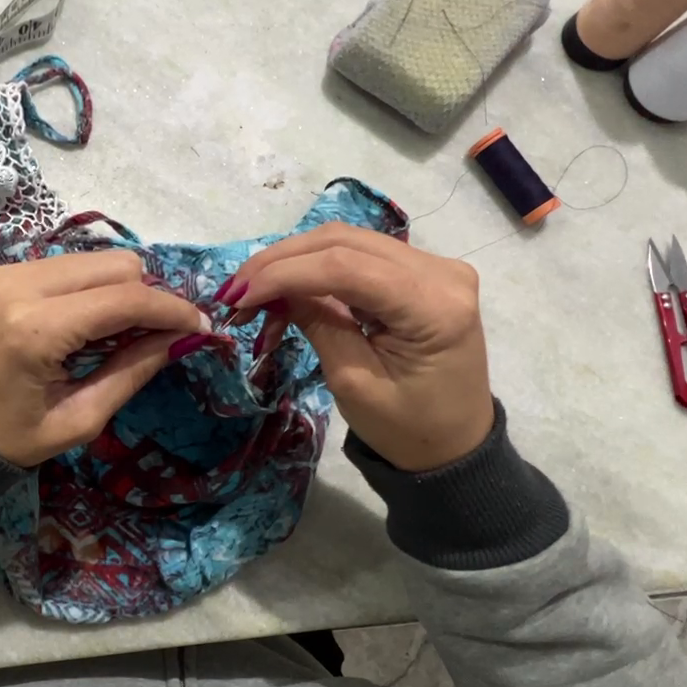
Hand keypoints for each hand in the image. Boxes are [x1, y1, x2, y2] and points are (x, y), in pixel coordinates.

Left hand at [0, 251, 212, 465]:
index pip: (124, 299)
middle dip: (149, 297)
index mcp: (36, 329)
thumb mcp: (79, 418)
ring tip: (126, 333)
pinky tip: (94, 323)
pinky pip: (70, 266)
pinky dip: (94, 288)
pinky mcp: (4, 274)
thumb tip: (181, 337)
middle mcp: (20, 285)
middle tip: (161, 336)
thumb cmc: (11, 438)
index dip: (171, 311)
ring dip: (122, 290)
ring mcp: (8, 273)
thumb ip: (132, 371)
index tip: (202, 327)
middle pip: (116, 265)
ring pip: (95, 259)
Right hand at [220, 225, 493, 471]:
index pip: (346, 267)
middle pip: (343, 241)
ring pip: (345, 242)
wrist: (452, 445)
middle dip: (280, 262)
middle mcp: (440, 271)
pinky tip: (284, 296)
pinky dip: (312, 271)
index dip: (284, 274)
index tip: (237, 297)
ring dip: (291, 263)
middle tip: (234, 294)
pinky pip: (356, 257)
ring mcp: (433, 267)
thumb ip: (318, 324)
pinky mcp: (419, 274)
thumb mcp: (353, 382)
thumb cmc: (405, 428)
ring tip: (252, 296)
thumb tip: (271, 289)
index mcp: (433, 304)